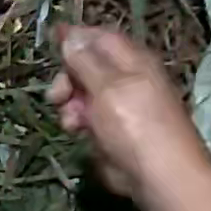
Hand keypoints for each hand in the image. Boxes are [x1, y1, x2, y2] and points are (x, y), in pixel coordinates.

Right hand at [48, 25, 210, 201]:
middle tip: (56, 97)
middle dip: (68, 79)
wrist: (159, 175)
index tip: (52, 38)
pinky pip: (91, 119)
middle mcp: (128, 80)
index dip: (76, 36)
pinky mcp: (116, 132)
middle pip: (88, 67)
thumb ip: (85, 60)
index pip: (100, 37)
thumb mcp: (106, 86)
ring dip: (71, 105)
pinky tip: (78, 133)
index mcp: (132, 60)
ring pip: (85, 96)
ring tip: (71, 123)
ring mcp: (122, 107)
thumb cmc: (134, 125)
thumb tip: (71, 35)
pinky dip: (81, 124)